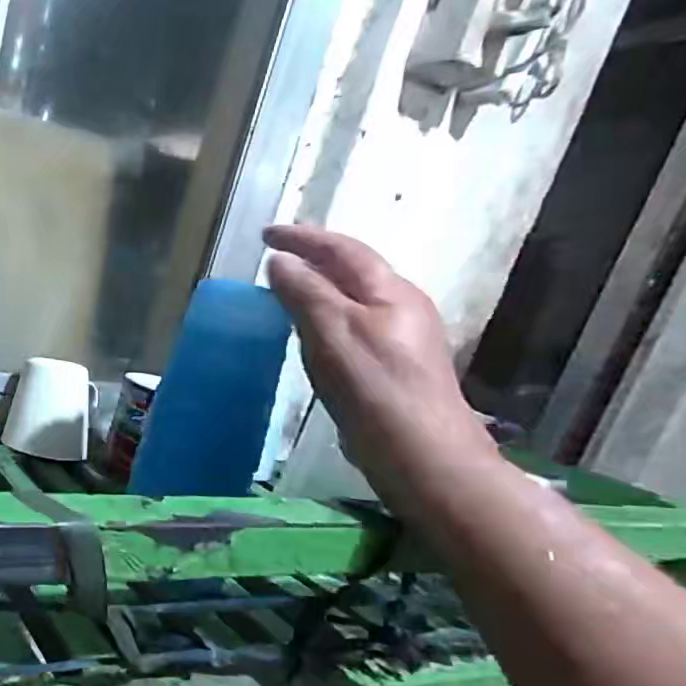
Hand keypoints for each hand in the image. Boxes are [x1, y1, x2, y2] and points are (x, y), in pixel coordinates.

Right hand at [262, 225, 497, 506]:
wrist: (420, 451)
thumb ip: (305, 292)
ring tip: (285, 286)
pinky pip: (352, 321)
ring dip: (318, 284)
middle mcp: (402, 306)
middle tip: (274, 255)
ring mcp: (401, 336)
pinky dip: (324, 311)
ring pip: (354, 295)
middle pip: (355, 269)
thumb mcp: (331, 332)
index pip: (343, 250)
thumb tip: (280, 261)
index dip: (304, 238)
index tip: (265, 234)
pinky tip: (307, 329)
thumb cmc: (373, 386)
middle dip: (314, 256)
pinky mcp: (392, 364)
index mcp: (391, 292)